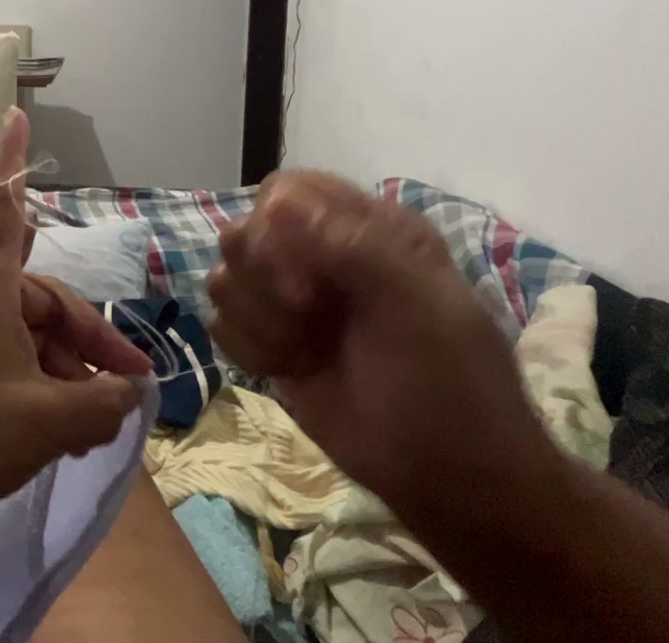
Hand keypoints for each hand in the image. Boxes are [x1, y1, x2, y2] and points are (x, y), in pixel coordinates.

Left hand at [0, 108, 151, 524]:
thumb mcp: (50, 421)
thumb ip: (102, 403)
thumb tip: (127, 393)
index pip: (0, 205)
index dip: (11, 158)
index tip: (13, 113)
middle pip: (38, 286)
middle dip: (82, 328)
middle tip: (116, 361)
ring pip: (28, 324)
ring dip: (65, 364)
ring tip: (95, 415)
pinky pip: (11, 346)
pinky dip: (42, 374)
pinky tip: (68, 417)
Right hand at [207, 171, 555, 515]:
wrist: (447, 478)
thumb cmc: (449, 386)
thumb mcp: (421, 309)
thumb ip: (356, 246)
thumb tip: (276, 204)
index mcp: (367, 228)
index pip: (287, 190)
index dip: (277, 228)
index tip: (304, 282)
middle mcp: (320, 254)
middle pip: (242, 232)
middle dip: (265, 281)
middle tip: (308, 318)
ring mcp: (289, 299)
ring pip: (224, 278)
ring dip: (259, 321)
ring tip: (304, 352)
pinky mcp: (265, 339)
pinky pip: (218, 322)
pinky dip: (249, 349)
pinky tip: (287, 369)